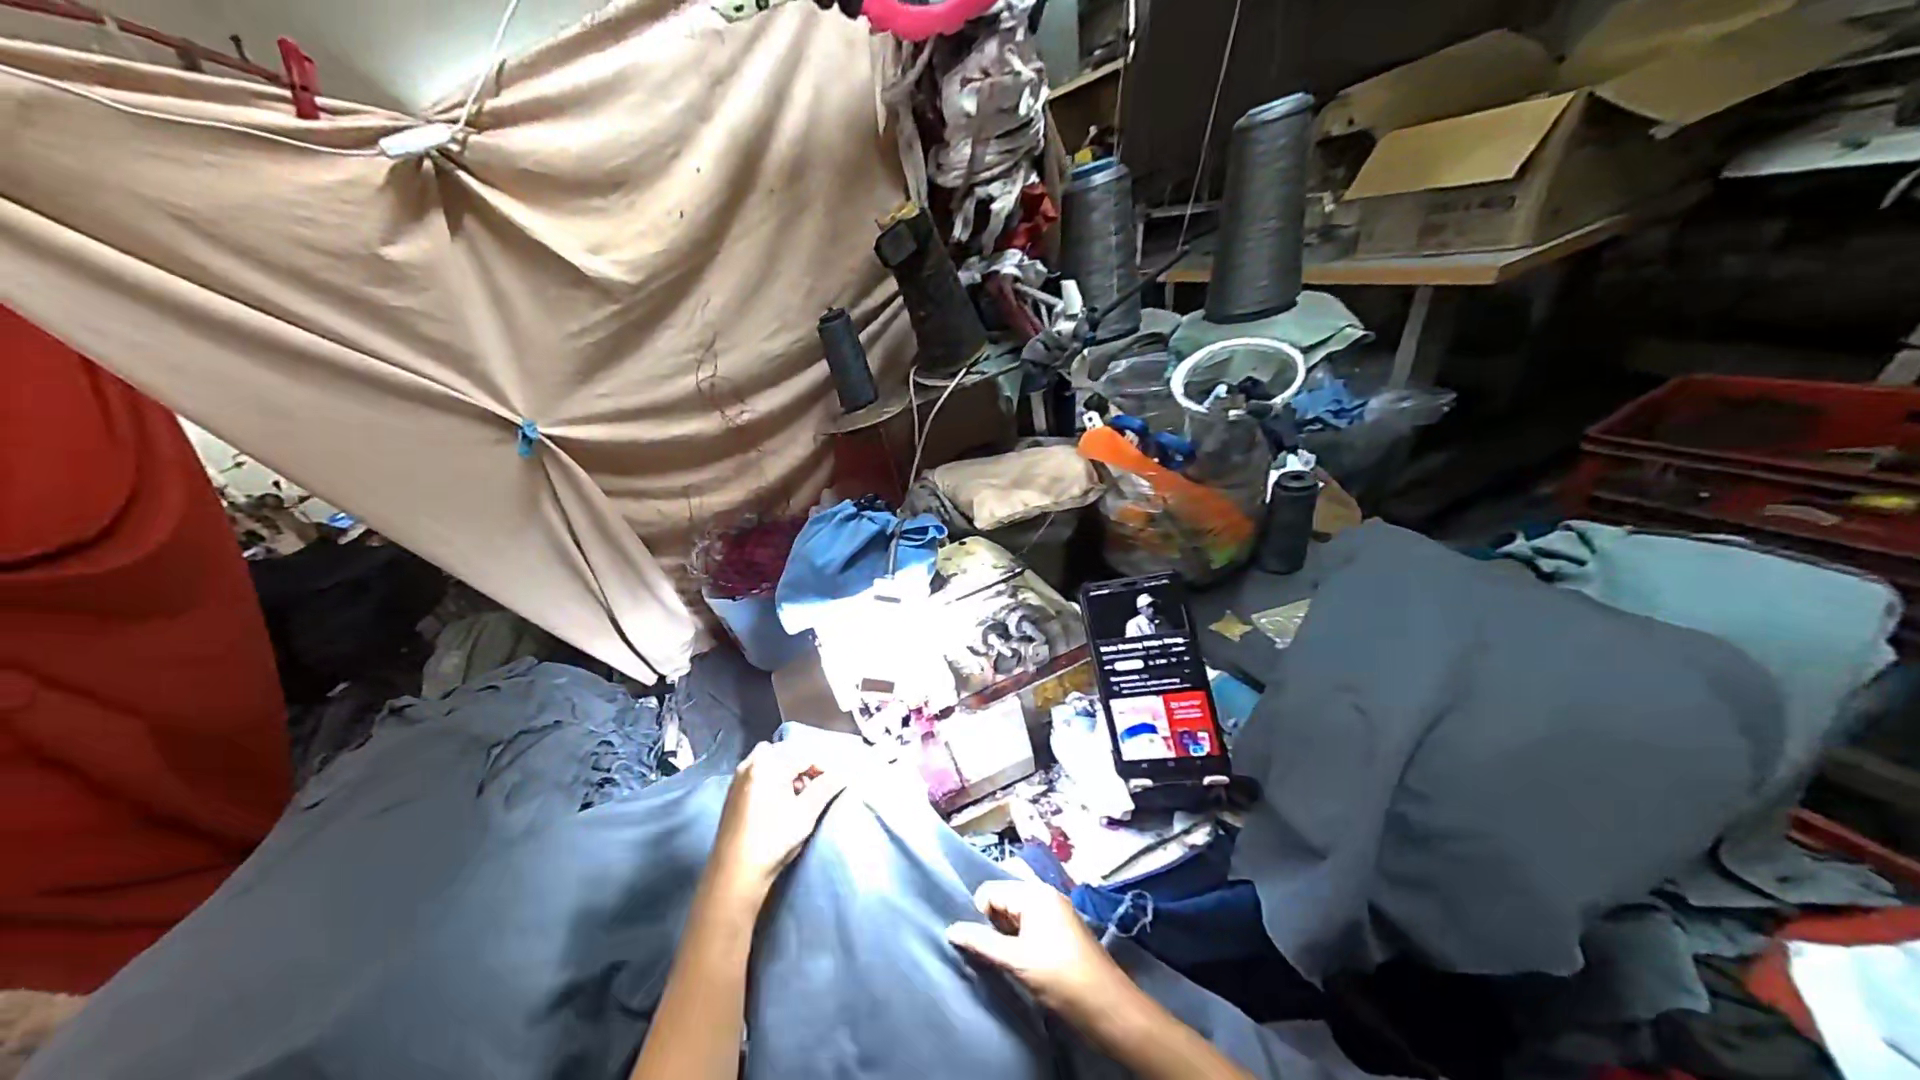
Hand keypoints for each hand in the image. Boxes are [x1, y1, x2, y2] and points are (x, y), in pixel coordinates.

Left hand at [708, 742, 848, 897]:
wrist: (734, 873)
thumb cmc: (774, 839)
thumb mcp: (806, 812)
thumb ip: (827, 787)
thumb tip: (844, 774)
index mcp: (767, 763)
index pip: (805, 755)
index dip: (823, 769)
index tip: (834, 785)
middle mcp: (749, 764)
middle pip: (786, 754)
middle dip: (803, 767)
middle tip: (815, 789)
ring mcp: (738, 779)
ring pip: (770, 762)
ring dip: (787, 772)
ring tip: (798, 796)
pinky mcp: (732, 795)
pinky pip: (757, 774)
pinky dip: (772, 780)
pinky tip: (778, 803)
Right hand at [945, 880, 1126, 1020]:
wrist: (1108, 1005)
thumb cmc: (1060, 976)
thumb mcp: (1016, 960)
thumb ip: (981, 943)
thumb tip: (951, 929)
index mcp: (1035, 893)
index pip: (990, 891)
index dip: (980, 916)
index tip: (983, 944)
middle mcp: (1046, 895)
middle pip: (1004, 901)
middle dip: (994, 925)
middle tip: (996, 955)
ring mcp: (1057, 912)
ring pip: (1017, 915)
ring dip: (1007, 936)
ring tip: (1010, 961)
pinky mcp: (1064, 930)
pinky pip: (1032, 925)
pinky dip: (1022, 940)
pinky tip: (1025, 963)